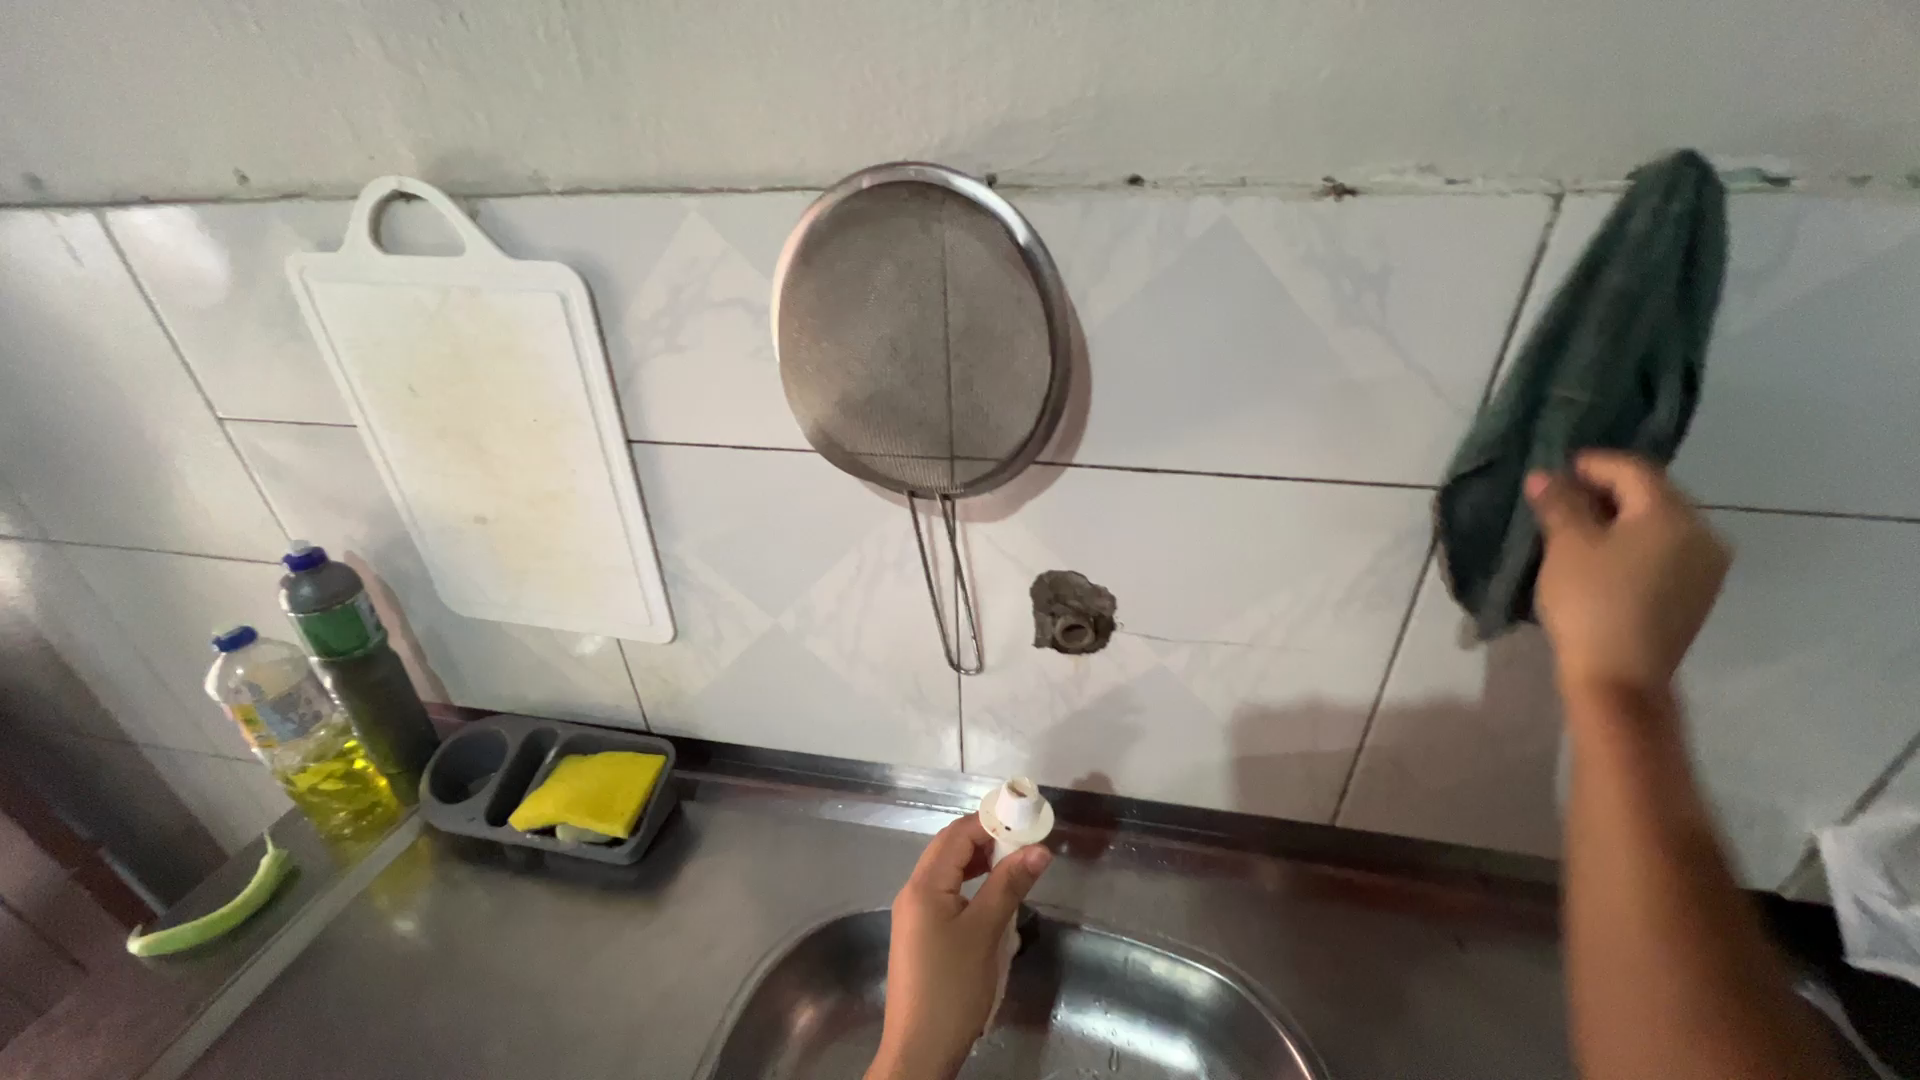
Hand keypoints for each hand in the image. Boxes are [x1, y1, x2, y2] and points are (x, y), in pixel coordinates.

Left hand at [866, 816, 1052, 1079]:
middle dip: (986, 840)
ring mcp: (914, 915)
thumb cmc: (952, 986)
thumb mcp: (985, 932)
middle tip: (1024, 843)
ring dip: (979, 864)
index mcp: (923, 884)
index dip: (990, 823)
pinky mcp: (921, 935)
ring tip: (1014, 866)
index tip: (1026, 823)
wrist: (919, 1050)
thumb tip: (1039, 849)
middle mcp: (913, 892)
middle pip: (949, 849)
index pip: (957, 835)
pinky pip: (947, 895)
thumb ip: (1009, 885)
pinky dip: (971, 887)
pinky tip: (992, 899)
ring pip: (948, 872)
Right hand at [1526, 450, 1730, 696]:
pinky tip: (1602, 556)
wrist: (1619, 675)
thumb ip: (1559, 503)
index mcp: (1673, 515)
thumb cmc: (1590, 601)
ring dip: (1618, 517)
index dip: (1592, 464)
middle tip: (1559, 497)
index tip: (1553, 470)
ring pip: (1659, 524)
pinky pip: (1664, 550)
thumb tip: (1544, 475)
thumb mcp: (1566, 546)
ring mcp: (1705, 566)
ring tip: (1576, 527)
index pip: (1634, 470)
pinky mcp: (1696, 592)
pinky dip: (1633, 542)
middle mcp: (1702, 533)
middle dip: (1605, 490)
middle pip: (1652, 495)